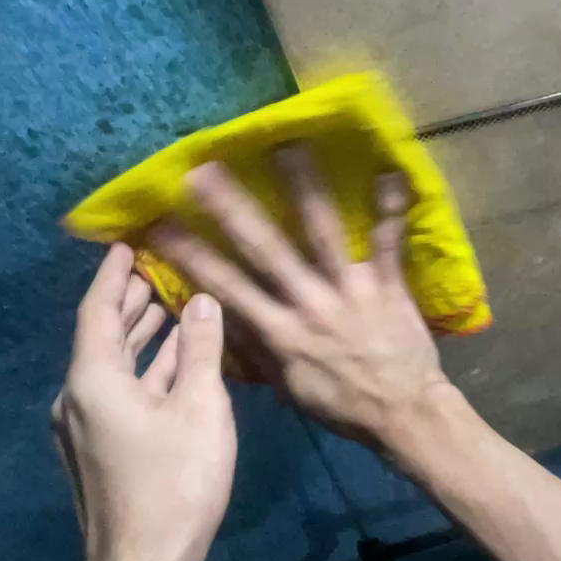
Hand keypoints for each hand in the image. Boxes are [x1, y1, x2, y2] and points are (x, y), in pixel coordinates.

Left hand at [54, 243, 236, 560]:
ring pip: (116, 364)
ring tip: (171, 303)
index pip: (98, 311)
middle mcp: (79, 398)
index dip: (113, 275)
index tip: (128, 244)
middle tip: (159, 268)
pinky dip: (147, 366)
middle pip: (103, 335)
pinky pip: (124, 389)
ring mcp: (89, 425)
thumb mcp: (200, 406)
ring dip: (141, 333)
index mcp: (94, 381)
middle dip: (130, 300)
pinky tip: (176, 358)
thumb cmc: (176, 480)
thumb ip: (200, 348)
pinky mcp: (104, 447)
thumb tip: (201, 300)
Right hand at [145, 146, 462, 458]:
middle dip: (232, 210)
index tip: (159, 224)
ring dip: (305, 189)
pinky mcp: (387, 286)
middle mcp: (309, 304)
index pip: (225, 287)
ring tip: (290, 148)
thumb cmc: (341, 403)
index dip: (189, 255)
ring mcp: (349, 291)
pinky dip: (391, 207)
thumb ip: (256, 349)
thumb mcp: (287, 386)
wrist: (402, 413)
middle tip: (204, 171)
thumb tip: (223, 316)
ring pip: (323, 233)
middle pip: (266, 250)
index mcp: (279, 332)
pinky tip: (391, 172)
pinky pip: (389, 242)